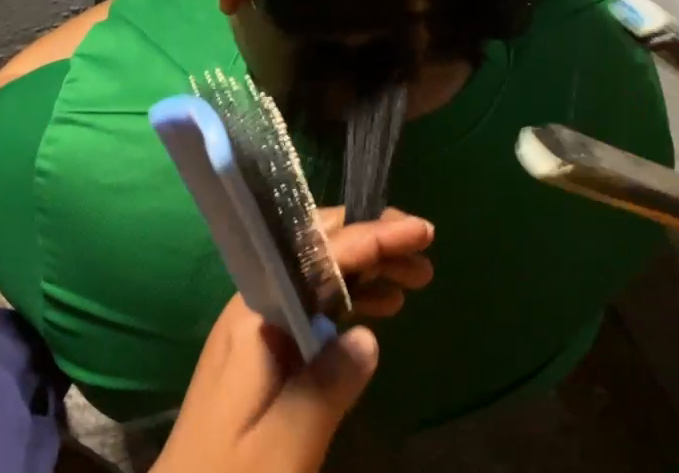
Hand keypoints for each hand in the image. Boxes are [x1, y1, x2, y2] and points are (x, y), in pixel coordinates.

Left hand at [151, 210, 434, 472]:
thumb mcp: (282, 447)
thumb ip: (325, 388)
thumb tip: (368, 336)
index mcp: (256, 315)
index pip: (319, 255)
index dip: (373, 237)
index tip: (420, 231)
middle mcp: (255, 307)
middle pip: (317, 250)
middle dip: (372, 241)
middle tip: (423, 254)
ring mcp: (258, 327)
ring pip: (318, 274)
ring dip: (367, 267)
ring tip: (415, 279)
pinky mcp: (265, 352)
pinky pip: (313, 304)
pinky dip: (350, 298)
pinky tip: (379, 310)